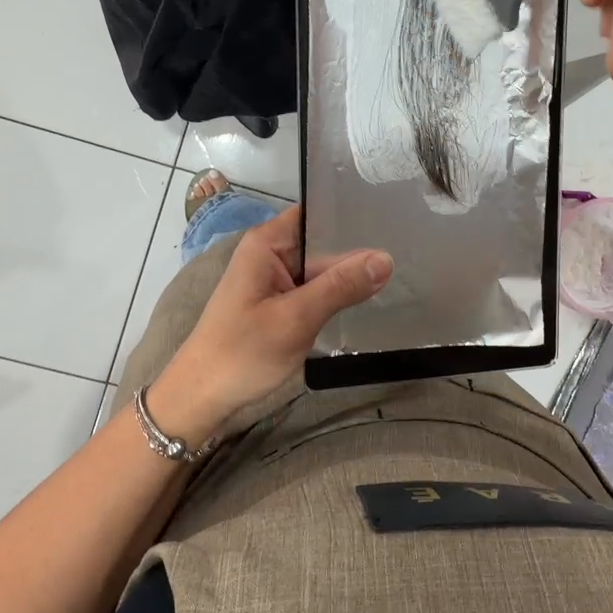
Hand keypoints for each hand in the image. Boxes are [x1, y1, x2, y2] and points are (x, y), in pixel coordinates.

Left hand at [148, 206, 390, 442]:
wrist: (201, 398)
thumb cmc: (242, 353)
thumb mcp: (296, 318)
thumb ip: (340, 287)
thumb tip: (386, 258)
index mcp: (267, 243)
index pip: (316, 213)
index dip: (350, 214)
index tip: (392, 218)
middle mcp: (270, 254)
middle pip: (323, 243)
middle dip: (357, 251)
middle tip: (410, 256)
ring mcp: (274, 282)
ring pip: (321, 271)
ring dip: (349, 278)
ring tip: (402, 275)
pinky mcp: (278, 306)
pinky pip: (314, 292)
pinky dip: (335, 298)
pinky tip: (370, 301)